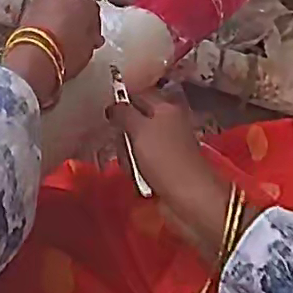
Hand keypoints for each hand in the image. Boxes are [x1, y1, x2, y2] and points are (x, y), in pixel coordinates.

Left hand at [3, 0, 101, 105]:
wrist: (34, 56)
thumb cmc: (67, 54)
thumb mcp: (87, 50)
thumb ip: (91, 39)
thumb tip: (92, 37)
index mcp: (85, 6)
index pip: (93, 11)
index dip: (92, 26)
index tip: (92, 39)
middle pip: (73, 5)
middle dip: (74, 18)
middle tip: (74, 36)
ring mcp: (44, 1)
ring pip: (55, 7)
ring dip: (58, 17)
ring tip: (57, 36)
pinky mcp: (28, 9)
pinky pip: (41, 13)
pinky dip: (44, 21)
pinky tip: (44, 34)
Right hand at [107, 83, 217, 201]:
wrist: (191, 200)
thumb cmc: (164, 158)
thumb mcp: (139, 129)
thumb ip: (122, 112)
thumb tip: (112, 105)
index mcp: (164, 106)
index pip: (136, 93)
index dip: (119, 99)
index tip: (102, 110)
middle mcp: (165, 122)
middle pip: (133, 118)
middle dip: (122, 131)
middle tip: (118, 141)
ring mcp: (164, 145)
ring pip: (134, 140)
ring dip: (126, 152)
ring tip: (128, 164)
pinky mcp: (162, 166)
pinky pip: (139, 159)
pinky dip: (134, 166)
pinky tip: (133, 175)